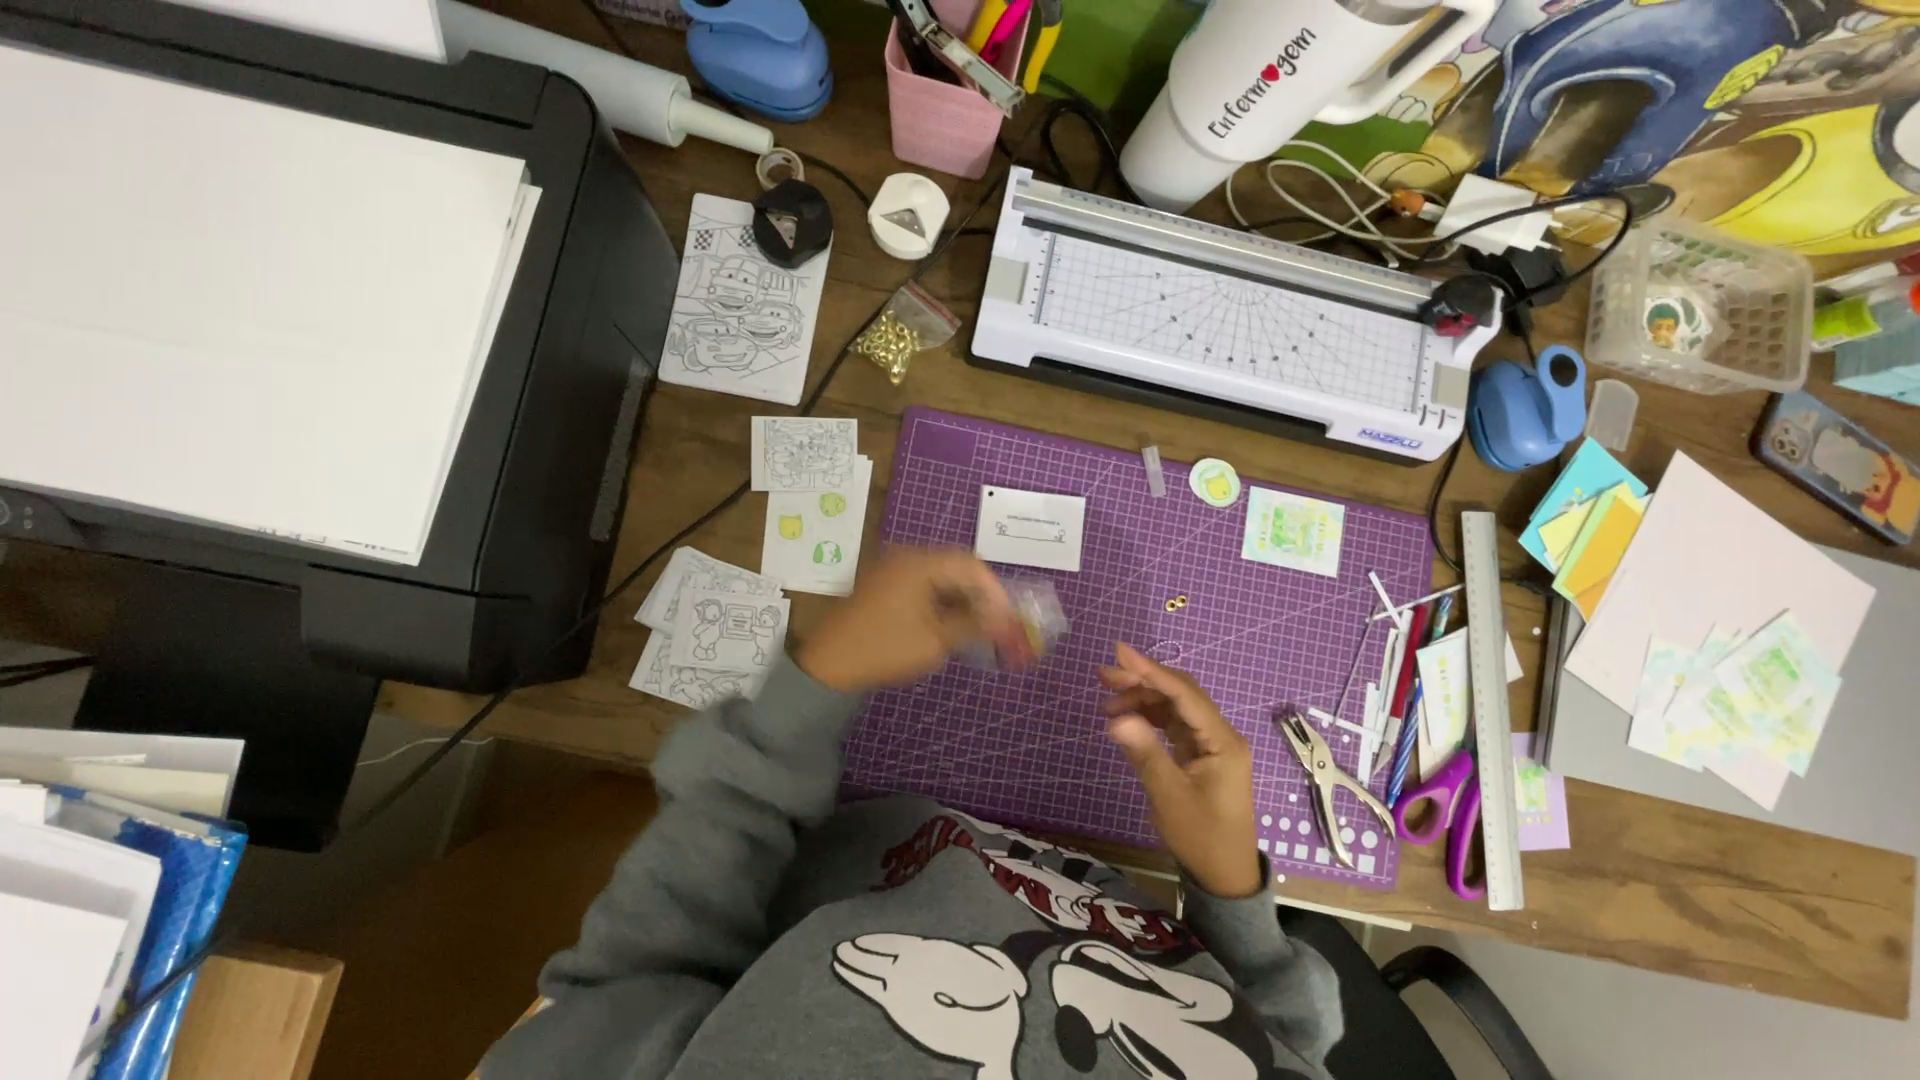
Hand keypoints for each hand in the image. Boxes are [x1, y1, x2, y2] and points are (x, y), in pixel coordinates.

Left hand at [795, 548, 1031, 692]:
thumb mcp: (935, 640)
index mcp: (919, 562)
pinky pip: (924, 586)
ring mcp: (893, 570)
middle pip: (958, 568)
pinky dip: (943, 604)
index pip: (972, 565)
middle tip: (1000, 626)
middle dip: (982, 597)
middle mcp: (906, 557)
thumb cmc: (883, 650)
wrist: (826, 667)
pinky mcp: (885, 586)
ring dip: (963, 602)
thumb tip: (1009, 622)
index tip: (1009, 621)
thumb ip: (975, 625)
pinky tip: (953, 627)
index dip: (996, 593)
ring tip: (980, 632)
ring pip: (942, 578)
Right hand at [1100, 643, 1260, 897]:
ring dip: (1143, 700)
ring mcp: (1211, 745)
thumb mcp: (1169, 795)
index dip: (1151, 671)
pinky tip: (1125, 719)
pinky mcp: (1200, 756)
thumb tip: (1116, 717)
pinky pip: (1173, 725)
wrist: (1224, 875)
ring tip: (1106, 701)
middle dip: (1143, 680)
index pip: (1184, 694)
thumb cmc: (1201, 836)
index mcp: (1222, 741)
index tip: (1120, 652)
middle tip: (1104, 674)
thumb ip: (1144, 752)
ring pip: (1174, 708)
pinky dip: (1149, 718)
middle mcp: (1220, 735)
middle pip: (1180, 695)